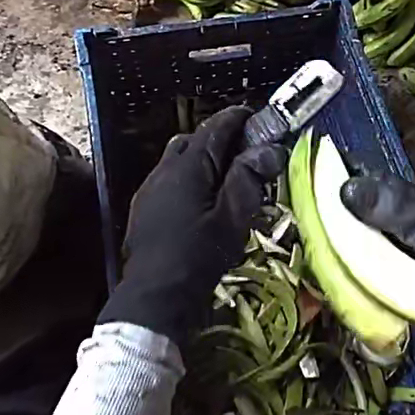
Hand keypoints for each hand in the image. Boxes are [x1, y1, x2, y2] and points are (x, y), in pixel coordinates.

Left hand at [98, 106, 286, 348]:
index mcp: (188, 166)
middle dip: (223, 139)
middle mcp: (165, 169)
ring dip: (206, 160)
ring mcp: (151, 188)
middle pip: (196, 140)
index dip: (240, 119)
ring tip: (230, 178)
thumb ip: (249, 178)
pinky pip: (171, 179)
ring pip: (181, 160)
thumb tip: (269, 149)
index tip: (261, 119)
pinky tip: (205, 201)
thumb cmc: (199, 255)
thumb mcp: (233, 217)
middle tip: (250, 153)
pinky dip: (192, 179)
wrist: (155, 295)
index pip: (216, 127)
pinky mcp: (145, 207)